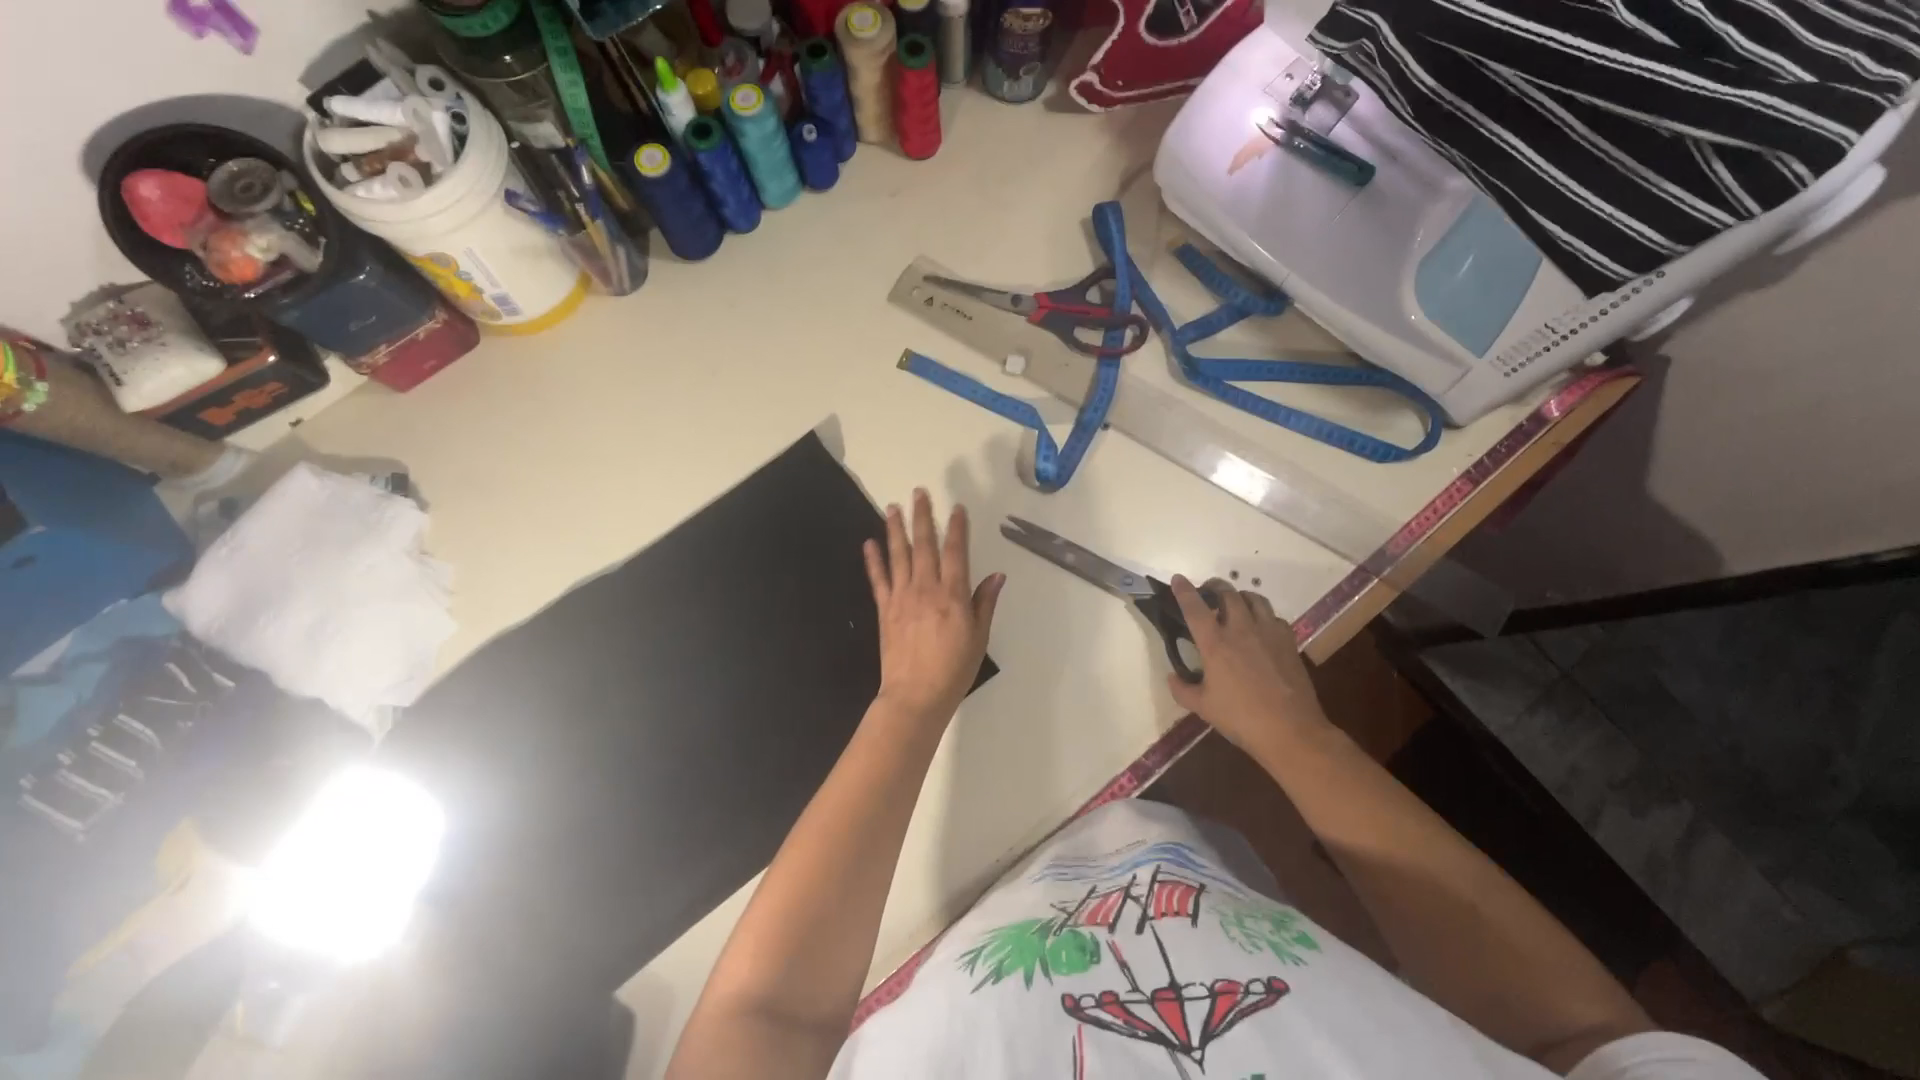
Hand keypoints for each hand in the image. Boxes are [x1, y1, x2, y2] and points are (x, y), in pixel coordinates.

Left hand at [863, 489, 1005, 724]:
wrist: (915, 695)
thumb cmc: (954, 670)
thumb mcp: (979, 637)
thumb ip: (985, 603)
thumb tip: (997, 576)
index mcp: (953, 595)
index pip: (956, 552)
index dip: (957, 528)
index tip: (956, 508)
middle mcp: (926, 589)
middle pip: (924, 545)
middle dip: (923, 517)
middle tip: (919, 493)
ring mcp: (902, 597)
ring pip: (899, 555)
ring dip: (895, 529)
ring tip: (892, 507)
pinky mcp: (885, 610)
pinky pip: (878, 579)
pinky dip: (873, 560)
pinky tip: (869, 543)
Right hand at [1165, 576, 1326, 756]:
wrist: (1290, 729)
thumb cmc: (1241, 718)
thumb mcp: (1203, 708)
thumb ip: (1182, 690)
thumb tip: (1172, 677)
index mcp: (1216, 644)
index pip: (1195, 608)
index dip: (1184, 591)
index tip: (1178, 579)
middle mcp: (1242, 630)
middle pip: (1228, 594)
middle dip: (1215, 586)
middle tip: (1208, 592)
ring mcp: (1269, 633)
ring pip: (1255, 599)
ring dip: (1241, 596)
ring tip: (1235, 604)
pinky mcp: (1289, 641)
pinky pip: (1274, 617)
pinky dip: (1263, 616)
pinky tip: (1261, 629)